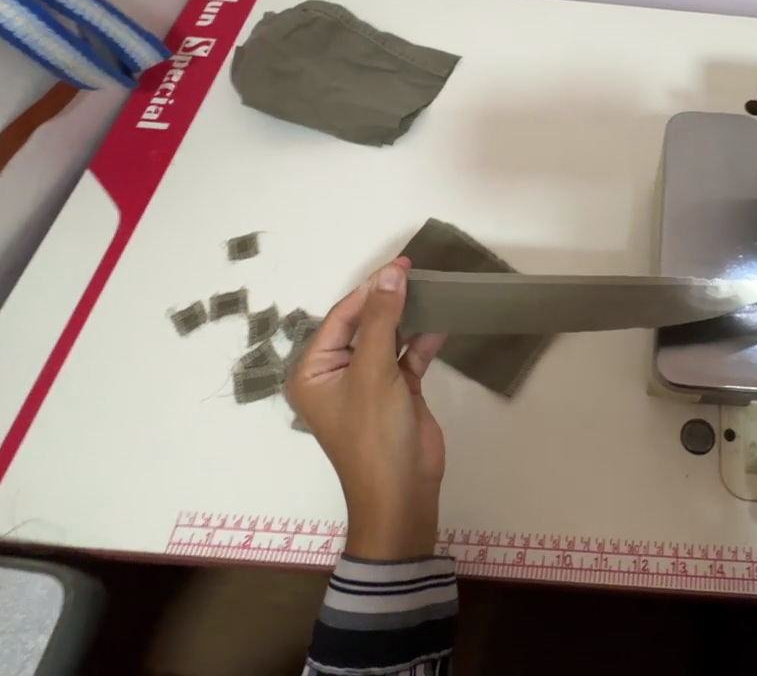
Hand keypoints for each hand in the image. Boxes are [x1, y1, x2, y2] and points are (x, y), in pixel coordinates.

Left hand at [286, 257, 448, 559]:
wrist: (402, 492)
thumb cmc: (374, 433)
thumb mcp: (373, 372)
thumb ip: (382, 319)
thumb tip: (391, 273)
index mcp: (314, 371)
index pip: (342, 317)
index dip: (370, 289)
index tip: (401, 264)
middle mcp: (338, 373)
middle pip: (364, 324)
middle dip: (390, 300)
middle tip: (419, 272)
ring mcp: (369, 382)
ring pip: (389, 337)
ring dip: (408, 317)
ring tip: (432, 289)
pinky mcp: (397, 391)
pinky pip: (408, 356)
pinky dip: (423, 340)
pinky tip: (441, 322)